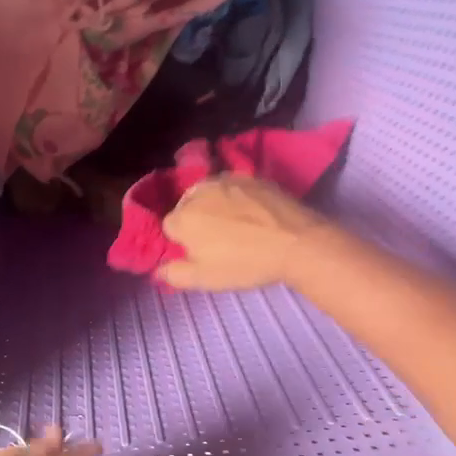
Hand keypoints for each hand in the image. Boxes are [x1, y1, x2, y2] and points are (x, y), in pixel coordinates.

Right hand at [158, 174, 333, 290]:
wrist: (296, 243)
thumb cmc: (245, 263)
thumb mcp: (205, 279)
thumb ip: (174, 274)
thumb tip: (159, 268)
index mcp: (182, 217)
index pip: (169, 227)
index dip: (181, 241)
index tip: (199, 253)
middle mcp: (199, 192)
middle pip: (187, 205)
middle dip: (196, 219)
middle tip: (218, 240)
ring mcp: (227, 179)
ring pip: (209, 192)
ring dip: (214, 205)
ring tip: (235, 224)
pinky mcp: (251, 176)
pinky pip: (233, 186)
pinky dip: (235, 197)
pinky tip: (251, 212)